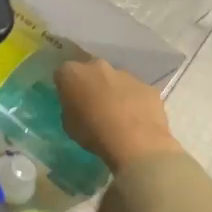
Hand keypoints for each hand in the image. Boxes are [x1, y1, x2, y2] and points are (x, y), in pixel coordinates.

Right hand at [55, 59, 182, 171]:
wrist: (137, 145)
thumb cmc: (94, 134)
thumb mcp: (68, 124)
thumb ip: (70, 107)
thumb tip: (78, 106)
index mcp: (72, 72)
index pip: (63, 74)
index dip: (66, 88)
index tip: (70, 101)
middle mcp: (97, 66)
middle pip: (90, 71)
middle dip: (91, 83)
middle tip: (94, 104)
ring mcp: (125, 75)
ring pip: (115, 80)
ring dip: (114, 91)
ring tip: (119, 114)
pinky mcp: (148, 87)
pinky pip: (137, 92)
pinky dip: (135, 101)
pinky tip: (137, 119)